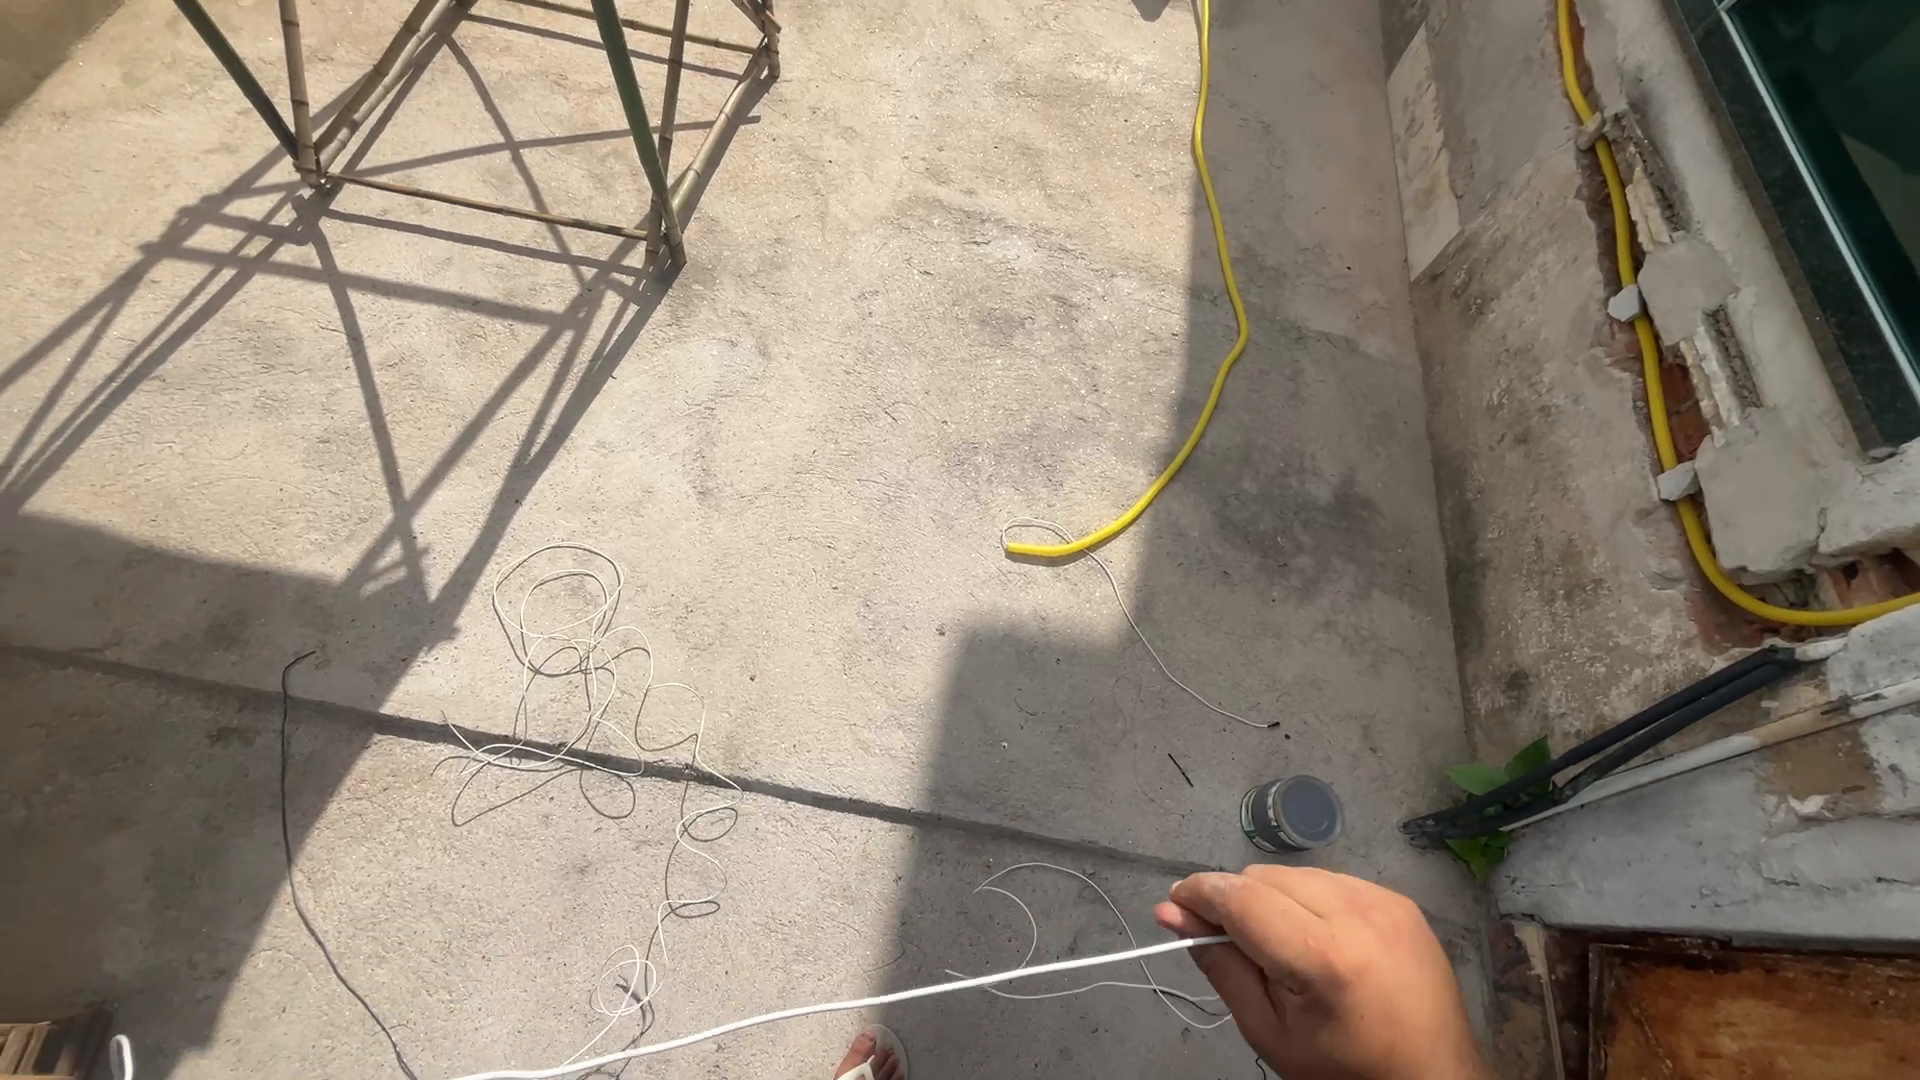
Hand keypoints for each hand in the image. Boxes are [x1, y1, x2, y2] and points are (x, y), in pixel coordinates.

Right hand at [1154, 867, 1487, 1079]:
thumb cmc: (1344, 1072)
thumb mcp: (1269, 1032)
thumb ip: (1219, 964)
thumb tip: (1170, 914)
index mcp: (1325, 956)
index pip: (1241, 898)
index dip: (1200, 894)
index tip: (1174, 904)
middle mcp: (1357, 912)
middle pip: (1263, 878)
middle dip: (1237, 902)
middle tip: (1235, 943)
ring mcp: (1383, 900)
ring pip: (1292, 873)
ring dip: (1271, 897)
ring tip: (1281, 944)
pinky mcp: (1398, 899)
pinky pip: (1327, 878)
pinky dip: (1307, 899)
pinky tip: (1317, 936)